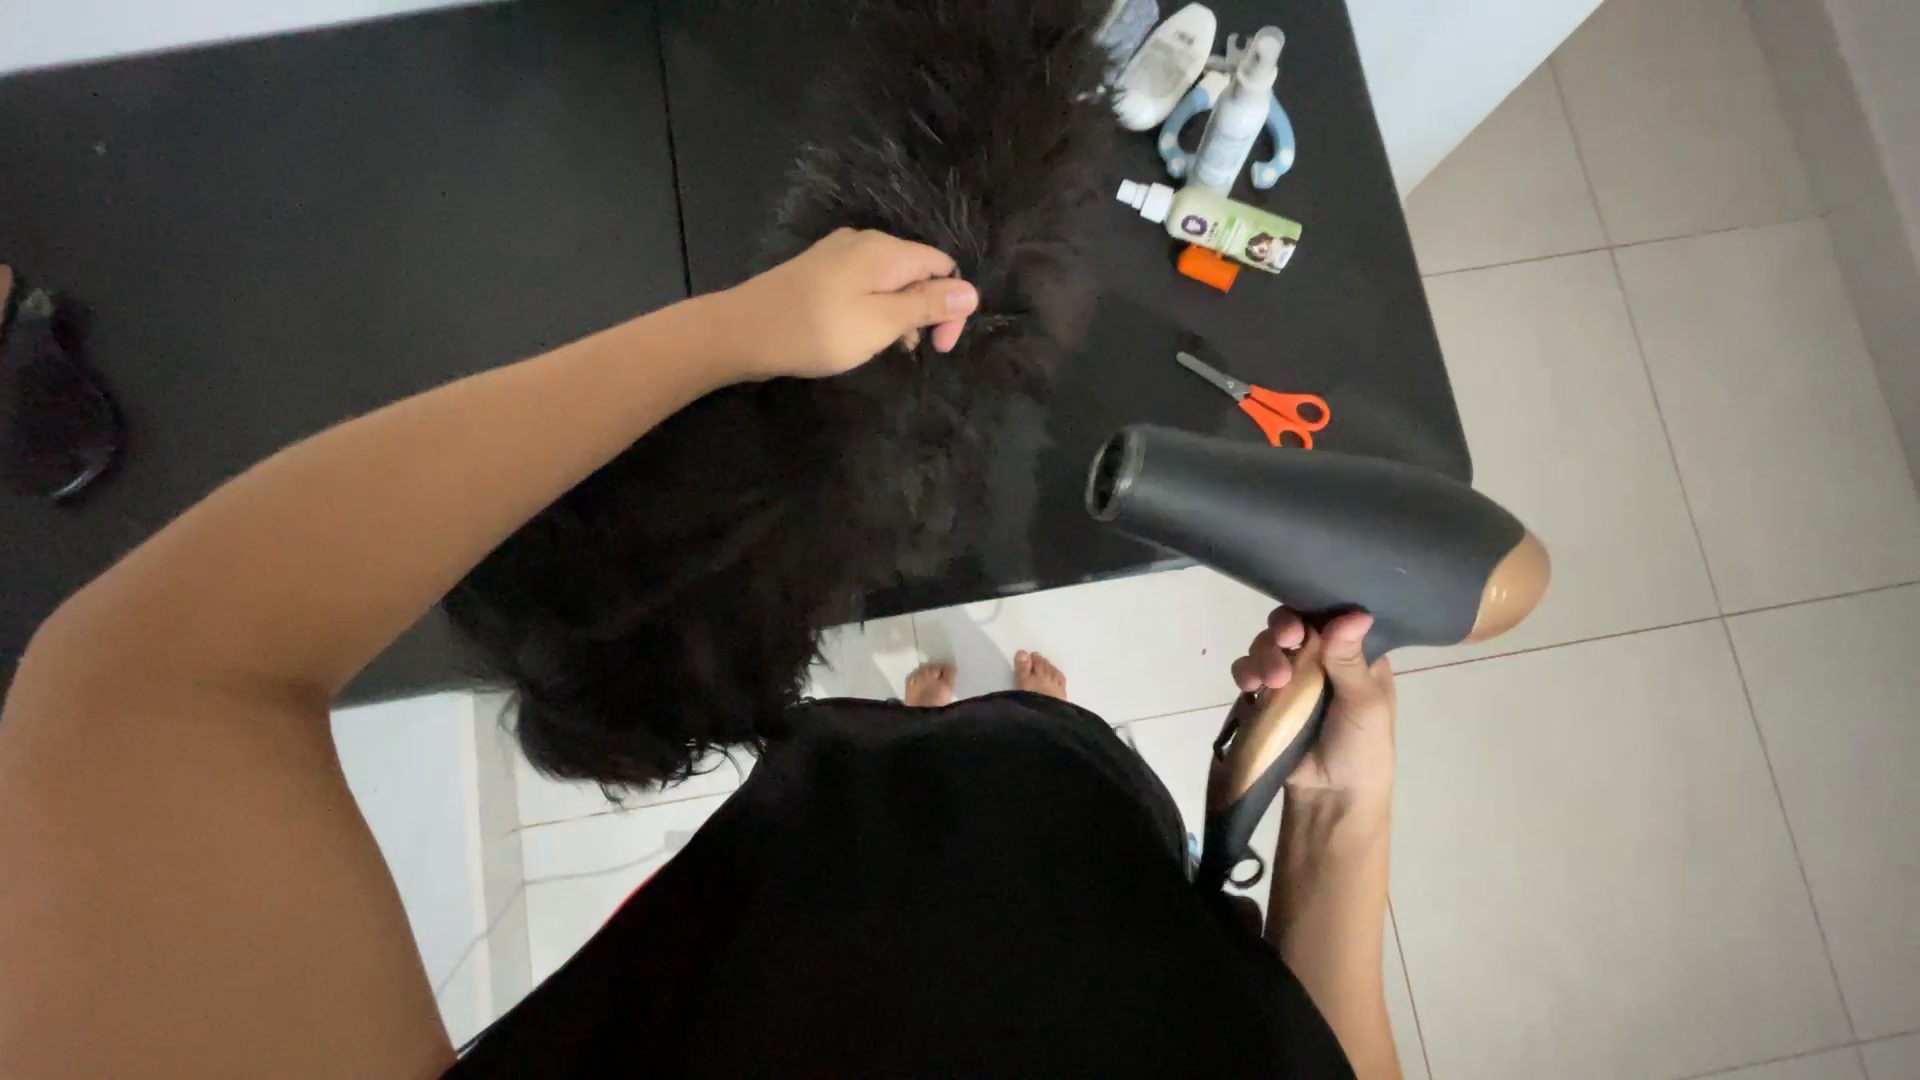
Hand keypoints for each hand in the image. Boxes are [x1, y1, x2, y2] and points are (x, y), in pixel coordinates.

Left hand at [716, 228, 979, 379]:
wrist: (744, 332)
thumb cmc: (818, 331)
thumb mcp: (881, 322)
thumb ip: (927, 306)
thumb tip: (971, 292)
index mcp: (886, 251)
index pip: (943, 266)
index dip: (952, 305)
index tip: (940, 347)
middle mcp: (865, 243)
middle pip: (917, 271)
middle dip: (925, 311)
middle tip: (909, 351)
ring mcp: (839, 255)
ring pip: (891, 281)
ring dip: (899, 315)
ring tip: (884, 348)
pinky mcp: (821, 271)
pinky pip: (865, 285)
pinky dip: (875, 310)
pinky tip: (861, 335)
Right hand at [1231, 607, 1396, 804]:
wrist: (1330, 796)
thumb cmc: (1362, 748)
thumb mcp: (1365, 703)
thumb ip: (1351, 659)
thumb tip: (1354, 613)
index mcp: (1353, 656)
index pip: (1329, 617)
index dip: (1312, 610)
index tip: (1304, 619)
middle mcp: (1320, 660)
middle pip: (1291, 625)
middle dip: (1281, 629)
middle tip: (1284, 640)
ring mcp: (1290, 678)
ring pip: (1266, 646)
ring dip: (1264, 654)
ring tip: (1273, 680)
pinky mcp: (1264, 696)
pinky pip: (1247, 671)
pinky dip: (1245, 672)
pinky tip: (1251, 687)